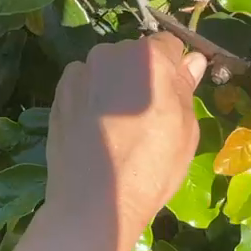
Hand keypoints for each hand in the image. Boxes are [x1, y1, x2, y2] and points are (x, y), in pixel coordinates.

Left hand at [43, 34, 207, 250]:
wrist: (94, 203)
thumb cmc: (151, 169)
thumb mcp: (185, 131)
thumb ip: (185, 89)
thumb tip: (193, 61)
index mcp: (148, 57)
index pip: (169, 46)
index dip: (174, 71)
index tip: (173, 98)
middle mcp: (110, 55)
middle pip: (134, 56)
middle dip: (141, 77)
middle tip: (145, 118)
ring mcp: (79, 74)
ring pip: (106, 70)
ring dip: (113, 86)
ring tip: (117, 128)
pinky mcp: (58, 96)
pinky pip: (83, 87)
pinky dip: (90, 99)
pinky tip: (95, 131)